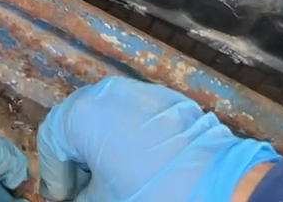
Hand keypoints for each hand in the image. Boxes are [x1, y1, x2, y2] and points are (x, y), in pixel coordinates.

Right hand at [37, 77, 278, 201]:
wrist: (230, 196)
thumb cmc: (153, 200)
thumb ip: (82, 198)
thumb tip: (79, 196)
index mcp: (84, 113)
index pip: (53, 139)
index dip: (53, 174)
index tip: (61, 200)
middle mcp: (107, 92)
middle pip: (79, 123)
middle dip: (78, 159)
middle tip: (85, 192)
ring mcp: (142, 92)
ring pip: (111, 118)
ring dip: (106, 148)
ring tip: (117, 181)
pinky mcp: (173, 103)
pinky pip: (140, 119)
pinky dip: (133, 141)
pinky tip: (147, 170)